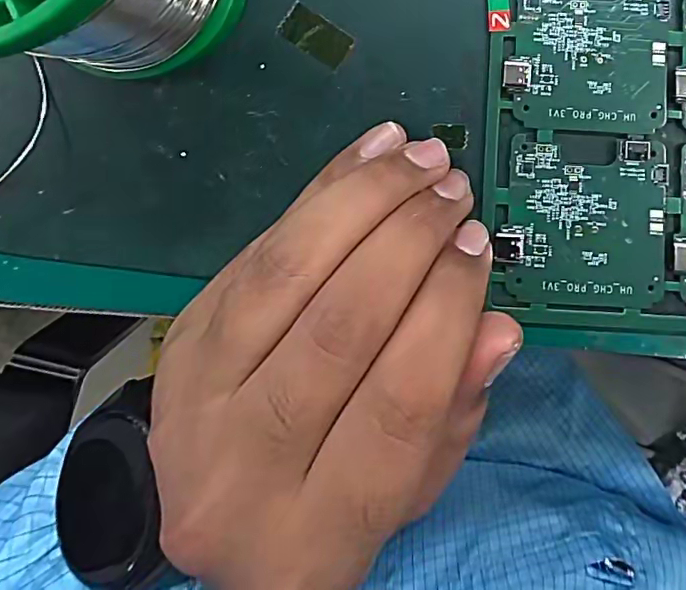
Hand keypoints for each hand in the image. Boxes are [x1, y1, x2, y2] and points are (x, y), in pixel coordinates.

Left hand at [148, 123, 523, 589]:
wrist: (212, 493)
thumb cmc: (327, 501)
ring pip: (287, 270)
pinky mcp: (186, 328)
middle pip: (338, 326)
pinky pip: (261, 242)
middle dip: (409, 239)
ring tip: (418, 159)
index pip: (397, 406)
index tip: (478, 244)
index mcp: (312, 534)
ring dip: (364, 197)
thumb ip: (452, 414)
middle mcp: (241, 465)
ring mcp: (197, 389)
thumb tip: (498, 327)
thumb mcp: (406, 490)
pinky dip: (322, 188)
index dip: (447, 310)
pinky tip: (373, 151)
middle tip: (453, 190)